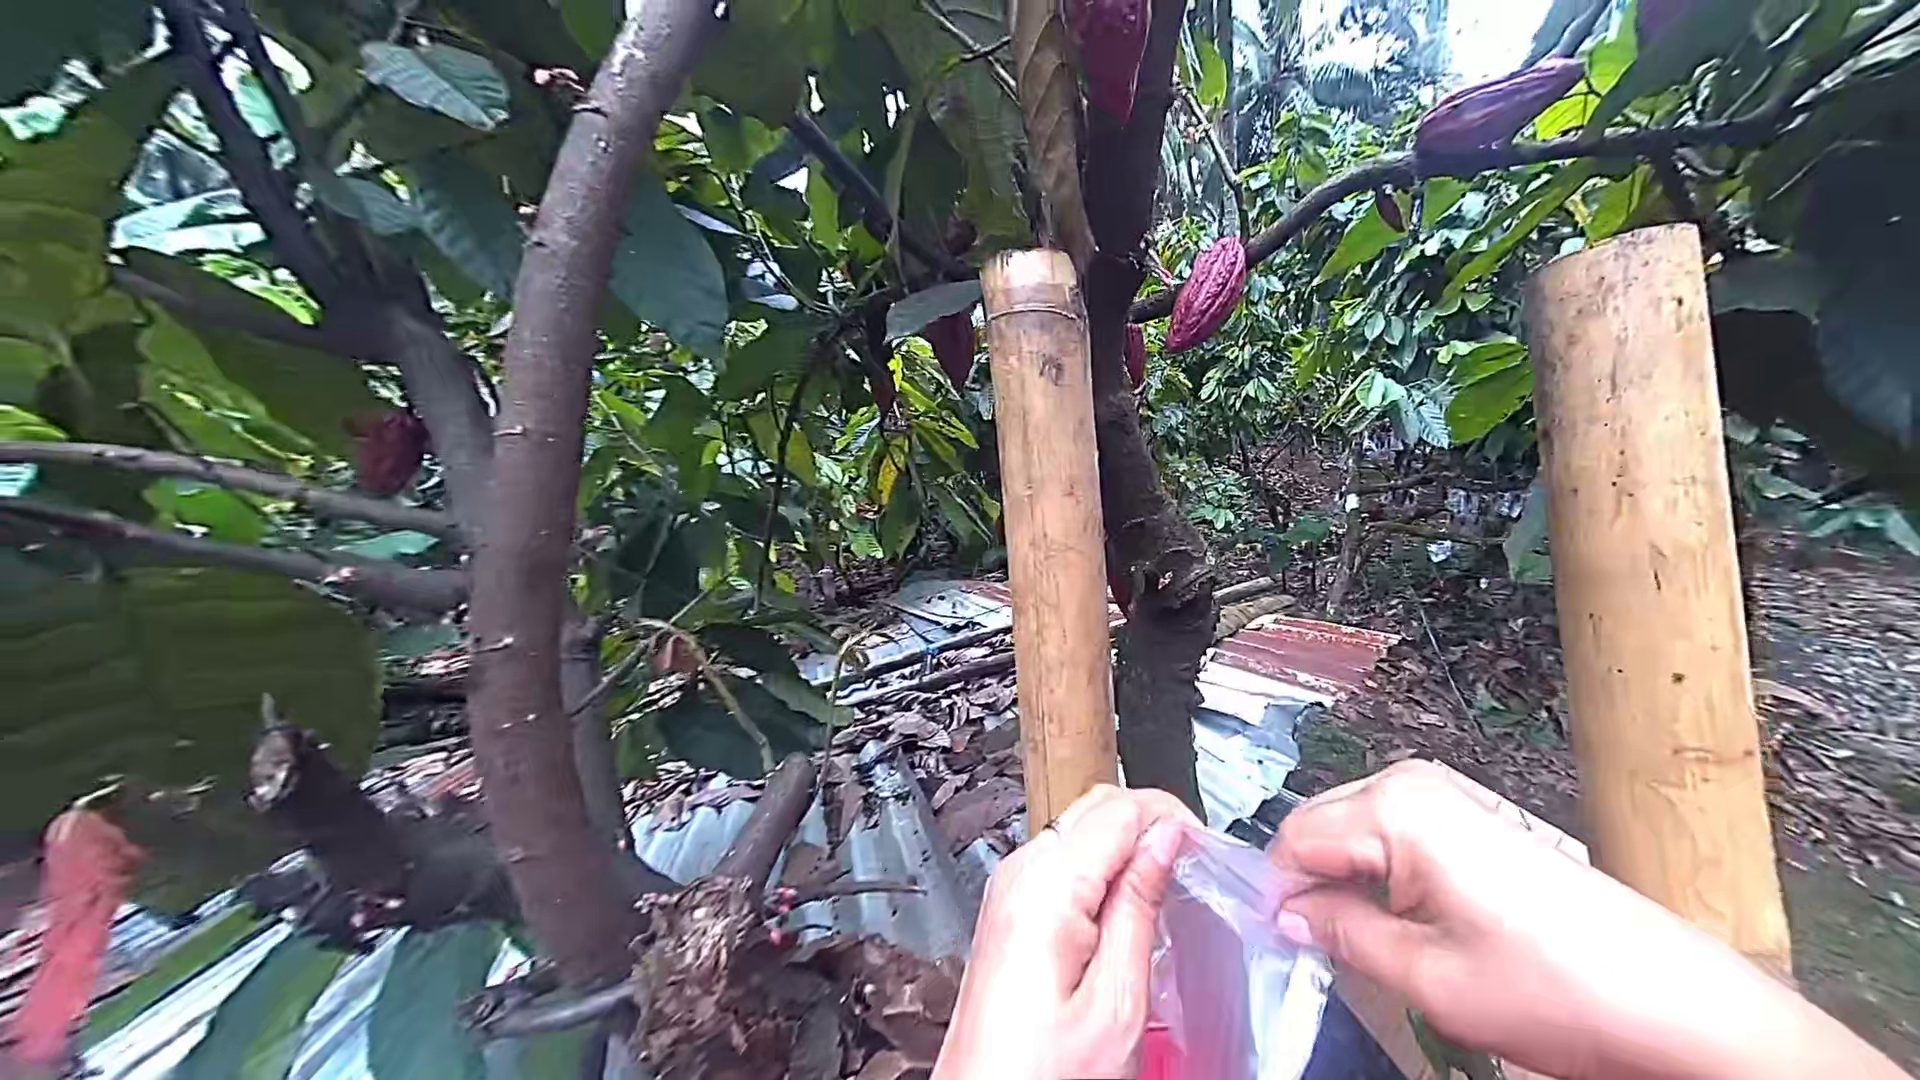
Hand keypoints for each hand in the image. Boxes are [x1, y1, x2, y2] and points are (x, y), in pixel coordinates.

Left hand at [933, 785, 1198, 1079]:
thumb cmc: (1040, 1075)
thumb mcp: (1115, 1003)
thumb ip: (1139, 905)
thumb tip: (1163, 840)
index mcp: (1045, 885)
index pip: (1117, 809)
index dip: (1167, 815)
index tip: (1202, 842)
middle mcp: (1019, 870)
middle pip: (1094, 807)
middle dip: (1148, 820)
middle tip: (1192, 859)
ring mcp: (1010, 883)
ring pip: (1080, 826)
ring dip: (1126, 840)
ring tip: (1165, 883)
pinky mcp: (1011, 901)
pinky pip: (1063, 856)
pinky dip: (1101, 862)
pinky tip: (1125, 899)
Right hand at [1270, 760, 1903, 1079]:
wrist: (1691, 1011)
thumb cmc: (1555, 992)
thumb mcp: (1428, 977)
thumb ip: (1339, 933)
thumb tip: (1282, 916)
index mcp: (1394, 807)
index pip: (1295, 840)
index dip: (1280, 892)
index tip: (1278, 939)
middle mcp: (1407, 780)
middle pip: (1316, 823)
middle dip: (1309, 880)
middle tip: (1318, 941)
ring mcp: (1436, 788)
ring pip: (1345, 824)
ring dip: (1340, 874)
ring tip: (1359, 930)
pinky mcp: (1460, 807)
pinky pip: (1382, 826)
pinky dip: (1373, 865)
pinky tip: (1395, 908)